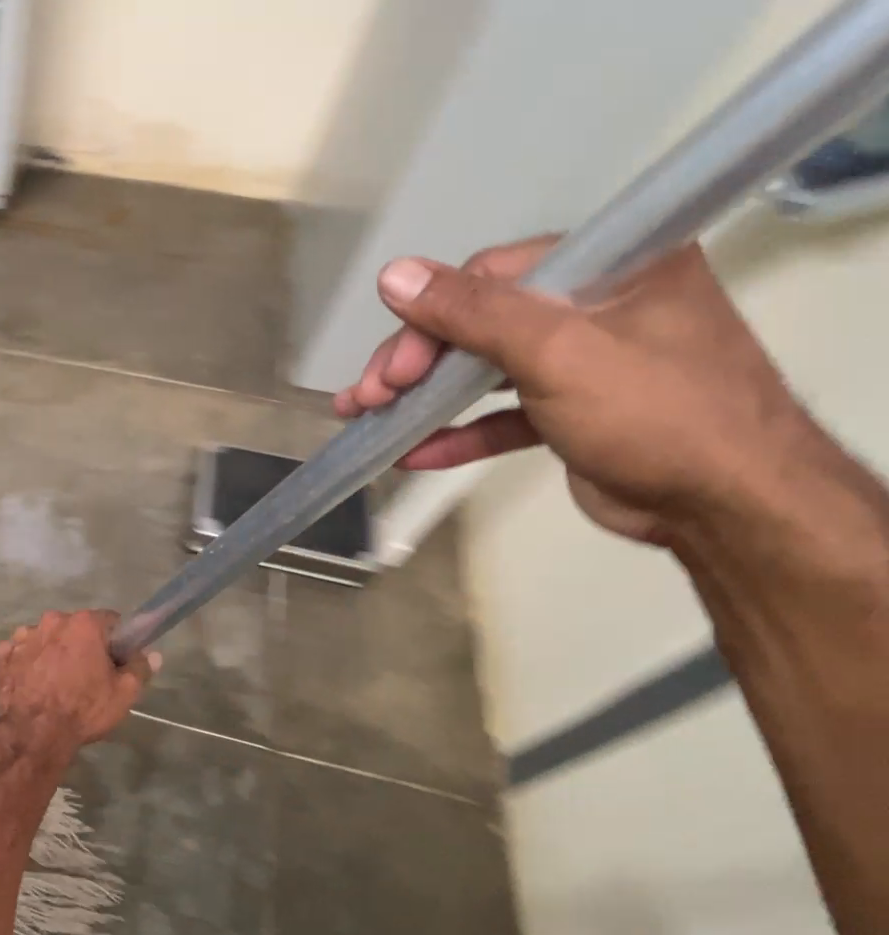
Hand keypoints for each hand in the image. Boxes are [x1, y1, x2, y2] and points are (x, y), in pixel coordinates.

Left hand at [0, 611, 160, 748]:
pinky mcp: (1, 656)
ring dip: (52, 652)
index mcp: (83, 624)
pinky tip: (31, 683)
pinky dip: (26, 663)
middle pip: (74, 627)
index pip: (109, 621)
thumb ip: (140, 668)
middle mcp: (51, 621)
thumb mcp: (123, 694)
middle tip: (88, 675)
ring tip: (56, 682)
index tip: (116, 660)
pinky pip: (18, 653)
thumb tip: (151, 654)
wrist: (33, 733)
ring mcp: (22, 637)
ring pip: (45, 638)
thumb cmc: (83, 710)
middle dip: (82, 645)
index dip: (116, 640)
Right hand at [334, 237, 816, 546]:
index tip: (394, 367)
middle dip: (415, 364)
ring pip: (483, 370)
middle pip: (479, 323)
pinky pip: (501, 414)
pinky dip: (458, 433)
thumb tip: (393, 275)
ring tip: (365, 419)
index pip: (494, 275)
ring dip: (423, 398)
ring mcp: (584, 362)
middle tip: (366, 397)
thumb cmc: (654, 413)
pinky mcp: (573, 413)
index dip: (432, 317)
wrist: (728, 507)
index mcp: (612, 267)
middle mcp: (597, 306)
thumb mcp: (557, 352)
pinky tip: (412, 454)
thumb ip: (472, 312)